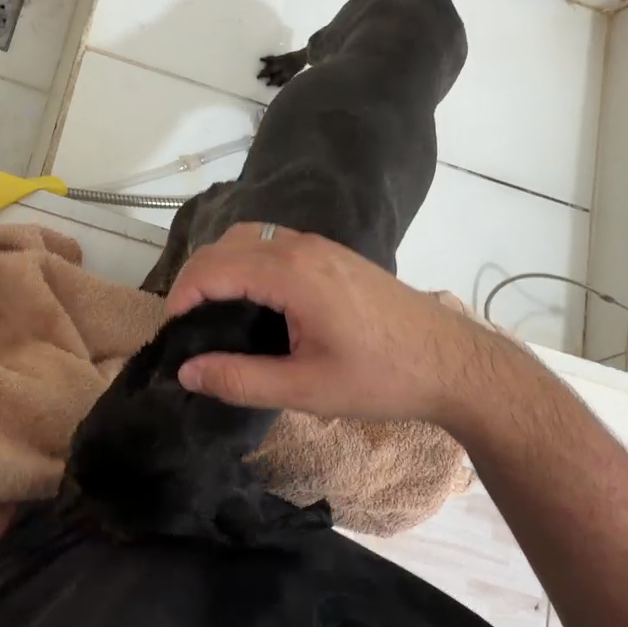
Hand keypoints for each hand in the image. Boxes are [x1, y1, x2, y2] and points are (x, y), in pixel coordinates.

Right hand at [167, 224, 518, 425]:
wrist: (454, 363)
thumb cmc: (381, 378)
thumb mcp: (306, 389)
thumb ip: (240, 379)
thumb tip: (186, 371)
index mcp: (290, 274)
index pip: (213, 267)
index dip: (183, 295)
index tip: (173, 332)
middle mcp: (300, 246)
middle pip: (225, 244)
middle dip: (196, 277)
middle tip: (188, 324)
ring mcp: (319, 245)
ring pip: (249, 237)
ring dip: (221, 264)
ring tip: (213, 309)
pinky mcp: (332, 253)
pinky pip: (271, 242)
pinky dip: (246, 260)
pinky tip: (253, 298)